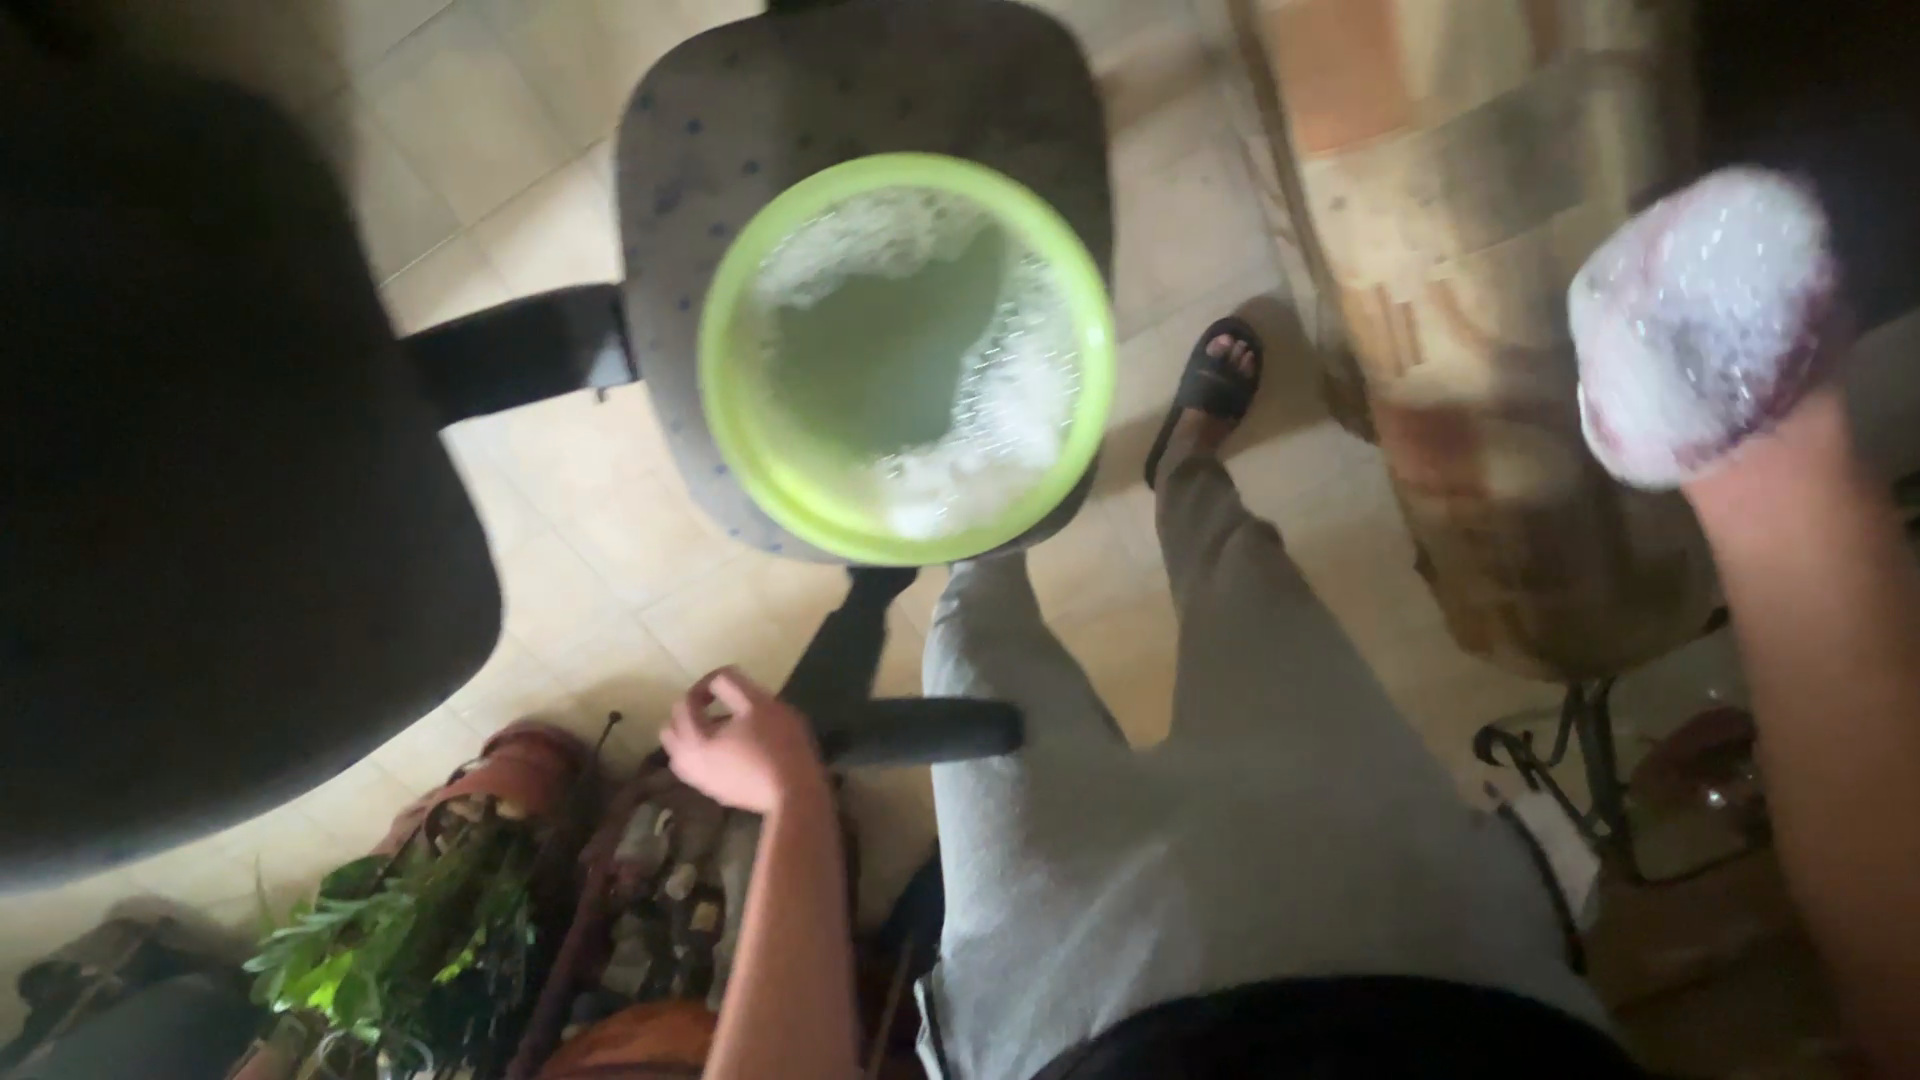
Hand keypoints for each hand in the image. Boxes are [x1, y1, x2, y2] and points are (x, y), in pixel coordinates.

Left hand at [661, 667, 828, 814]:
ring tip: (723, 726)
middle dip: (689, 712)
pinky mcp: (717, 794)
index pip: (684, 702)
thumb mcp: (758, 703)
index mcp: (694, 739)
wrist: (795, 794)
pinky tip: (732, 749)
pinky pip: (698, 768)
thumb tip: (717, 678)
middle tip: (716, 704)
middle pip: (671, 730)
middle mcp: (688, 763)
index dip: (703, 686)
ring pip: (681, 752)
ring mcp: (701, 782)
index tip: (727, 681)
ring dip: (693, 734)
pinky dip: (705, 753)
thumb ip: (732, 684)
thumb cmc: (777, 744)